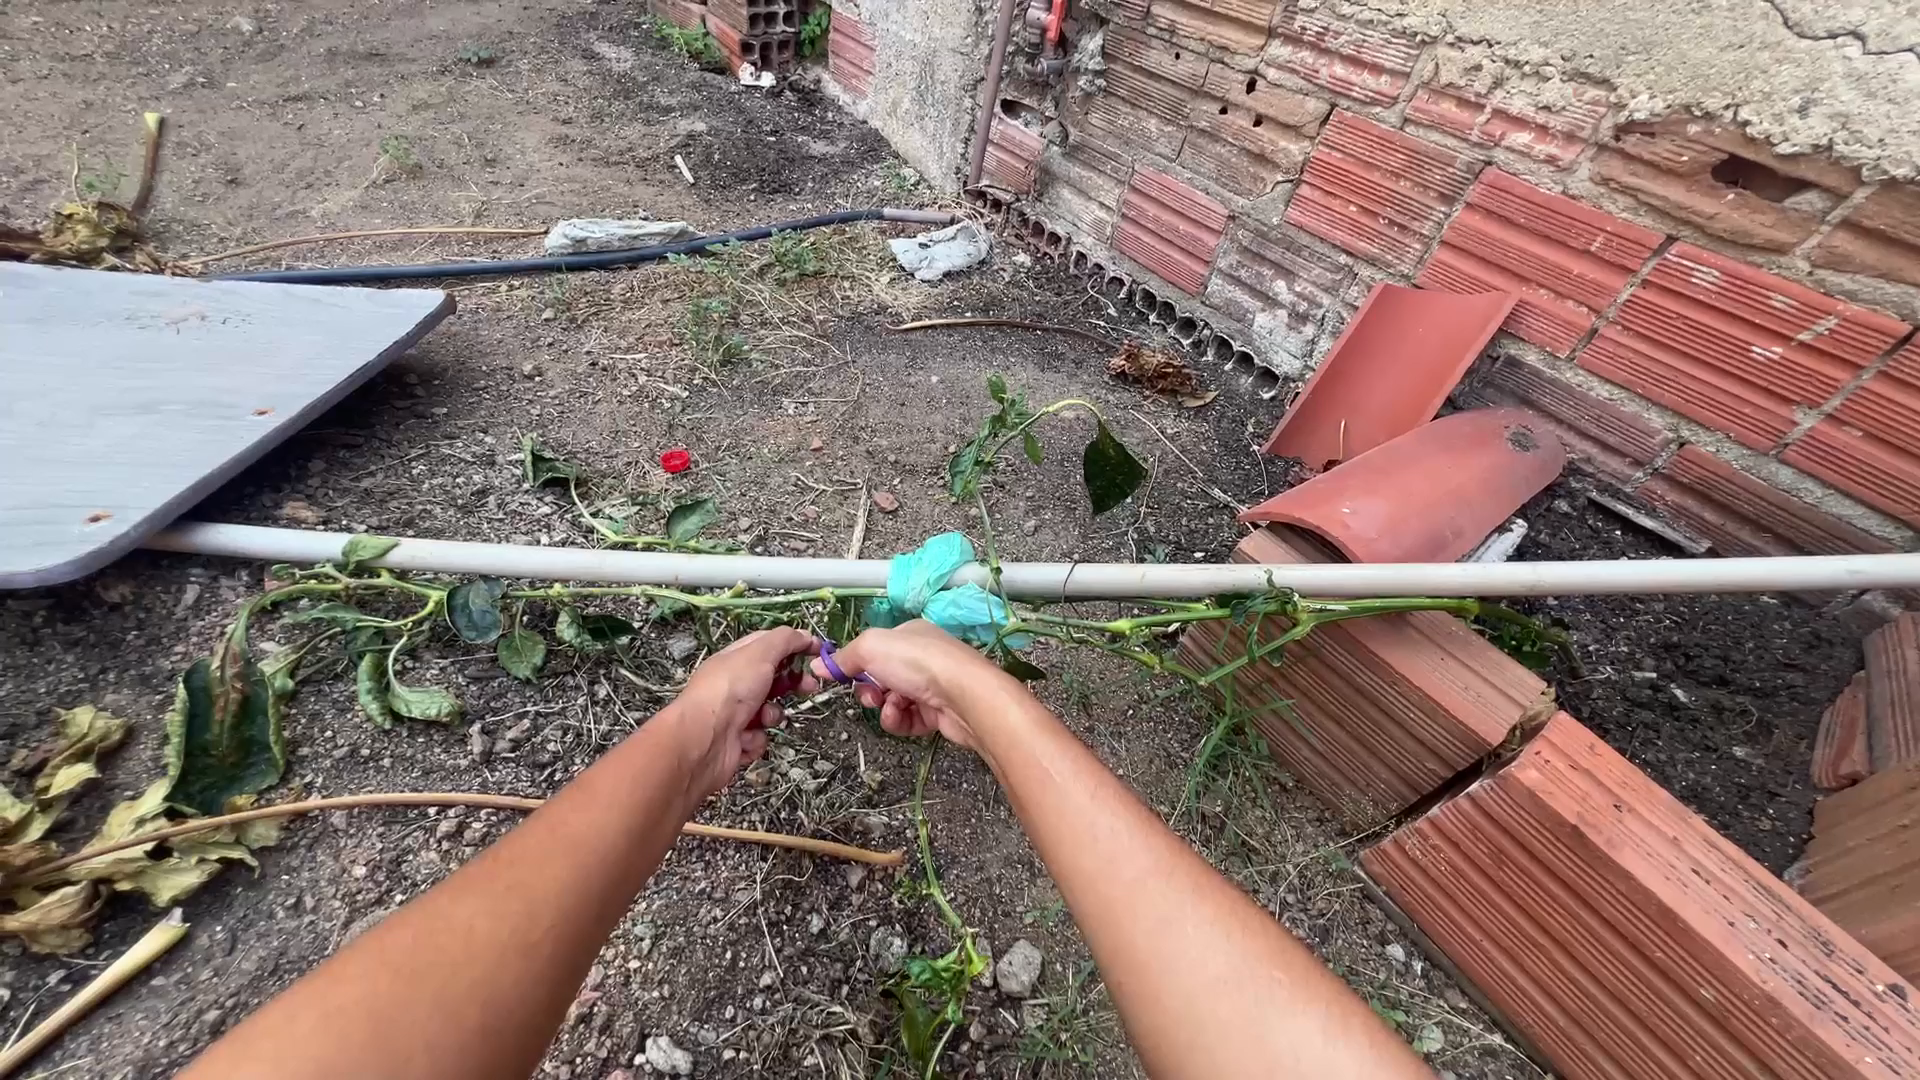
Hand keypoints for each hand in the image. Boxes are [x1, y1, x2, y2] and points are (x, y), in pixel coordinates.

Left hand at [667, 627, 819, 799]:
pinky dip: (757, 738)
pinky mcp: (736, 741)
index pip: (770, 645)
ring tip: (762, 717)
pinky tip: (745, 736)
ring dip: (772, 714)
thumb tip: (804, 635)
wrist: (703, 741)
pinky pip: (760, 736)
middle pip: (774, 679)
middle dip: (793, 683)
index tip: (818, 652)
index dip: (795, 646)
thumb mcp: (760, 653)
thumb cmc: (729, 691)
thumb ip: (786, 640)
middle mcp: (734, 685)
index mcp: (736, 659)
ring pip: (770, 710)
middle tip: (809, 687)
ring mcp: (734, 714)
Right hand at [810, 621, 1016, 751]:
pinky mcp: (936, 713)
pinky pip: (906, 721)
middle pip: (880, 677)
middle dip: (869, 689)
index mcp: (908, 635)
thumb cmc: (918, 662)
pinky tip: (903, 716)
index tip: (842, 676)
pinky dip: (899, 721)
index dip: (856, 663)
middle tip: (872, 694)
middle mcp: (920, 658)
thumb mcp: (871, 647)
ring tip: (892, 706)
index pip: (874, 649)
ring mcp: (930, 686)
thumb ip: (844, 657)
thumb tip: (820, 666)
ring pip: (891, 702)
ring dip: (883, 707)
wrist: (963, 695)